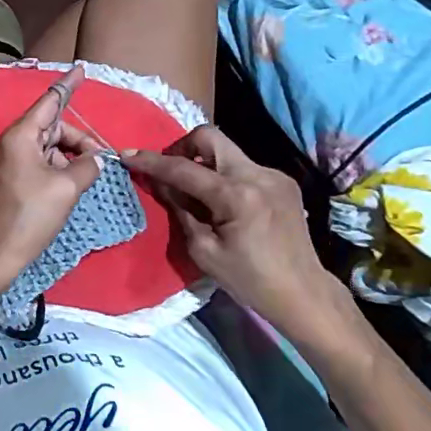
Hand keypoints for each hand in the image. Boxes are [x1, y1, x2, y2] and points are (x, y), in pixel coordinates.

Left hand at [0, 66, 103, 289]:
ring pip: (48, 147)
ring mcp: (9, 163)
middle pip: (52, 127)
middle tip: (101, 159)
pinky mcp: (11, 181)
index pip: (50, 101)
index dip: (68, 85)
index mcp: (21, 136)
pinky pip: (40, 163)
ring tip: (89, 176)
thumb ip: (87, 166)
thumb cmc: (31, 215)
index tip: (81, 68)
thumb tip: (94, 161)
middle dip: (78, 138)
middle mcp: (12, 143)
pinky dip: (59, 169)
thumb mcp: (67, 188)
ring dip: (70, 157)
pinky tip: (74, 183)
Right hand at [122, 126, 353, 331]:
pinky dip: (224, 175)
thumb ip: (180, 209)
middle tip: (170, 171)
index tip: (127, 155)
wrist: (302, 293)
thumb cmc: (249, 280)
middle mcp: (257, 174)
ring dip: (204, 162)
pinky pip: (243, 166)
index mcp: (237, 196)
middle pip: (209, 137)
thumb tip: (161, 183)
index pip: (184, 168)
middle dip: (182, 147)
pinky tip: (223, 203)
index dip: (152, 161)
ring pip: (226, 150)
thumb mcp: (203, 251)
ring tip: (195, 191)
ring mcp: (274, 174)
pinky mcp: (282, 181)